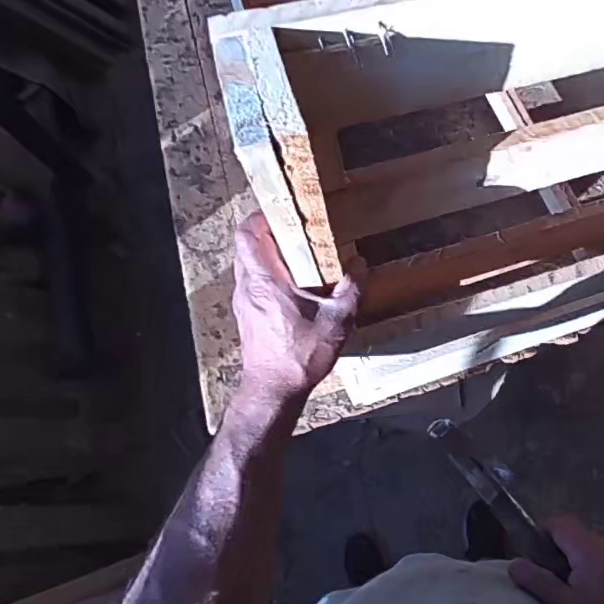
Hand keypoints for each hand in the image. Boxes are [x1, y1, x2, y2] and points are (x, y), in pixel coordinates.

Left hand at [231, 212, 360, 404]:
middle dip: (271, 235)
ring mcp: (244, 303)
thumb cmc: (298, 356)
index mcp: (263, 280)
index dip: (261, 216)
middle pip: (248, 247)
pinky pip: (254, 286)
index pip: (247, 233)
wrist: (272, 391)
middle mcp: (247, 287)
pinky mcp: (248, 317)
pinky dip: (271, 278)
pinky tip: (297, 291)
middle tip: (299, 233)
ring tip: (302, 260)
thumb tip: (360, 265)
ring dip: (271, 258)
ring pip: (250, 267)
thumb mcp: (336, 322)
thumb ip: (351, 290)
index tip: (284, 211)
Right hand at [508, 516, 603, 603]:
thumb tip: (515, 564)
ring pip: (588, 554)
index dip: (538, 534)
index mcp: (594, 550)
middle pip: (573, 538)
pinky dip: (590, 578)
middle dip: (554, 556)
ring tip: (565, 601)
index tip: (526, 558)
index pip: (559, 523)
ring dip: (572, 570)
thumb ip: (537, 582)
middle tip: (543, 585)